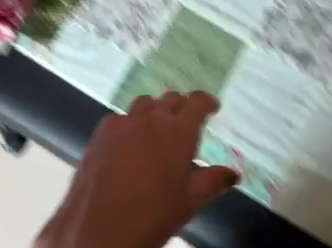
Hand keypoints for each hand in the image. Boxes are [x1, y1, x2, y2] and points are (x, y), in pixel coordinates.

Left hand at [35, 91, 239, 247]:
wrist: (98, 232)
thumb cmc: (151, 218)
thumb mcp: (188, 203)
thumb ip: (212, 182)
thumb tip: (233, 173)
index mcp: (179, 132)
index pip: (198, 102)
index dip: (207, 102)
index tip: (212, 108)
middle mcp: (153, 119)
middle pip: (172, 99)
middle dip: (181, 107)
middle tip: (184, 124)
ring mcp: (124, 123)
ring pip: (145, 103)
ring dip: (155, 111)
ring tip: (156, 130)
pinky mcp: (101, 132)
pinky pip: (120, 117)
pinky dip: (129, 124)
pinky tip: (127, 142)